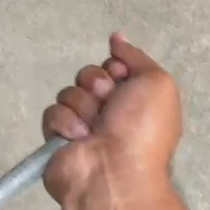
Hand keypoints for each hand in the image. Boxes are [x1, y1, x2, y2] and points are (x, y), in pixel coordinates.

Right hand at [40, 34, 181, 209]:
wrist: (114, 172)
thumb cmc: (142, 128)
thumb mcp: (157, 83)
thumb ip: (136, 57)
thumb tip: (116, 38)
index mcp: (135, 100)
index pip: (112, 65)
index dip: (115, 69)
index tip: (122, 78)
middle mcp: (110, 112)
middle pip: (88, 75)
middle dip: (96, 85)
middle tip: (108, 104)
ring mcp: (82, 125)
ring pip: (69, 93)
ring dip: (82, 106)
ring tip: (94, 128)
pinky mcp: (58, 139)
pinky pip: (52, 113)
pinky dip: (66, 123)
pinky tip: (79, 139)